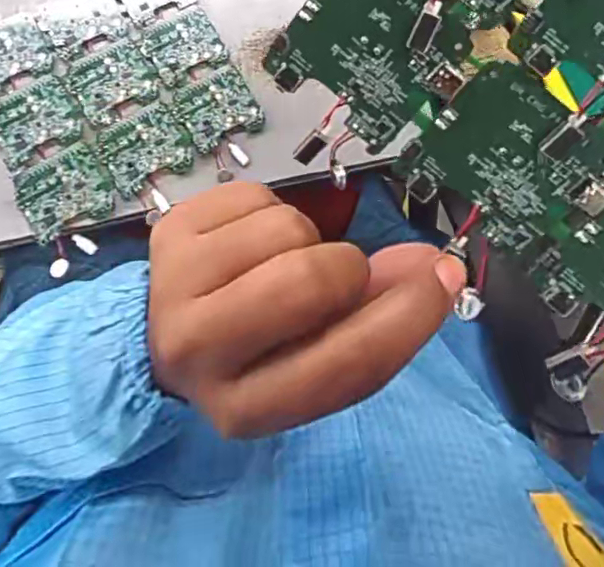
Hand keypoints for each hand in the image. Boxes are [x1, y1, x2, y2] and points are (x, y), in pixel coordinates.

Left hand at [147, 182, 465, 437]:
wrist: (162, 324)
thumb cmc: (248, 347)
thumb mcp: (305, 357)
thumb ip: (373, 318)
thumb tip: (437, 267)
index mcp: (245, 407)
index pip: (345, 365)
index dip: (408, 318)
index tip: (441, 276)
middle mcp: (199, 349)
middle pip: (311, 281)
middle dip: (343, 267)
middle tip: (332, 274)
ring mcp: (176, 280)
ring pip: (286, 228)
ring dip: (302, 236)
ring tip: (277, 261)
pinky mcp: (170, 228)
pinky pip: (255, 194)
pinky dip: (270, 209)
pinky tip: (247, 238)